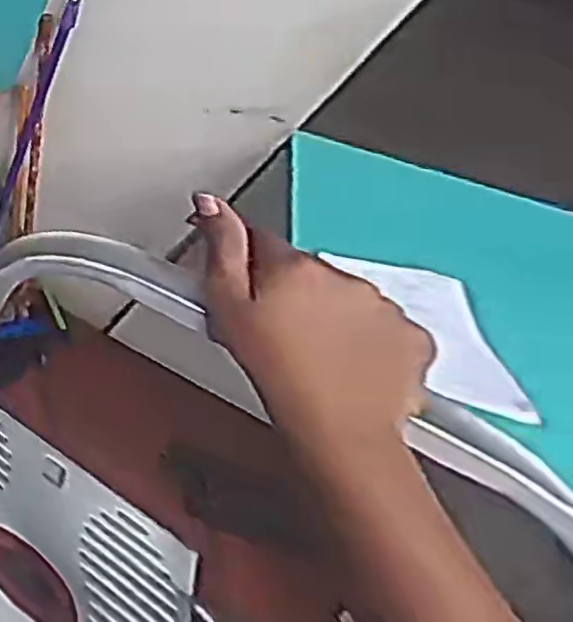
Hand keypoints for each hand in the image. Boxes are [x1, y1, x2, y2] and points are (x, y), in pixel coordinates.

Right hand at [189, 192, 435, 461]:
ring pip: (339, 294)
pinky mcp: (414, 337)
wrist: (334, 421)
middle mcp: (343, 277)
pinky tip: (340, 353)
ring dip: (322, 308)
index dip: (238, 253)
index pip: (258, 238)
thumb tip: (211, 203)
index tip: (230, 274)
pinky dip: (360, 332)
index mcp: (294, 264)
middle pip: (300, 268)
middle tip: (263, 319)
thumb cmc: (270, 360)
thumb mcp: (223, 299)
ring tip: (302, 341)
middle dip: (282, 286)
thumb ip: (220, 244)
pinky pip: (378, 322)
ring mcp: (385, 307)